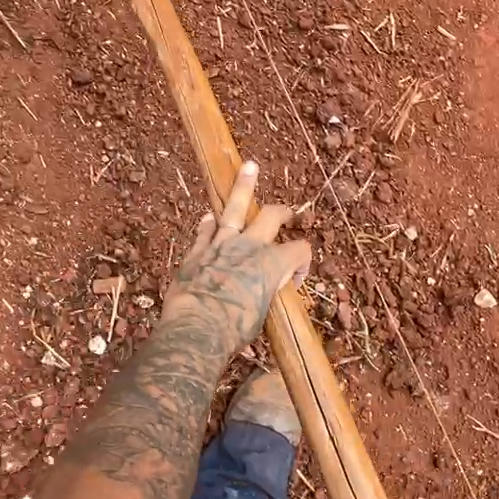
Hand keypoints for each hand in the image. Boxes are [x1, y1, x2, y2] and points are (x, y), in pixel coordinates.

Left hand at [160, 160, 311, 358]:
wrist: (197, 329)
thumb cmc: (234, 330)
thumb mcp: (262, 314)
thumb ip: (265, 294)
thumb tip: (263, 292)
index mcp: (273, 263)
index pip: (300, 250)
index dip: (302, 264)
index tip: (293, 282)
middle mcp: (250, 246)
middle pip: (271, 216)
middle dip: (282, 211)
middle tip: (287, 210)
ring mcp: (221, 245)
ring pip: (235, 208)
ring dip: (244, 187)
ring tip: (249, 167)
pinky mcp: (197, 252)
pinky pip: (205, 231)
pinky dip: (209, 224)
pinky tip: (210, 217)